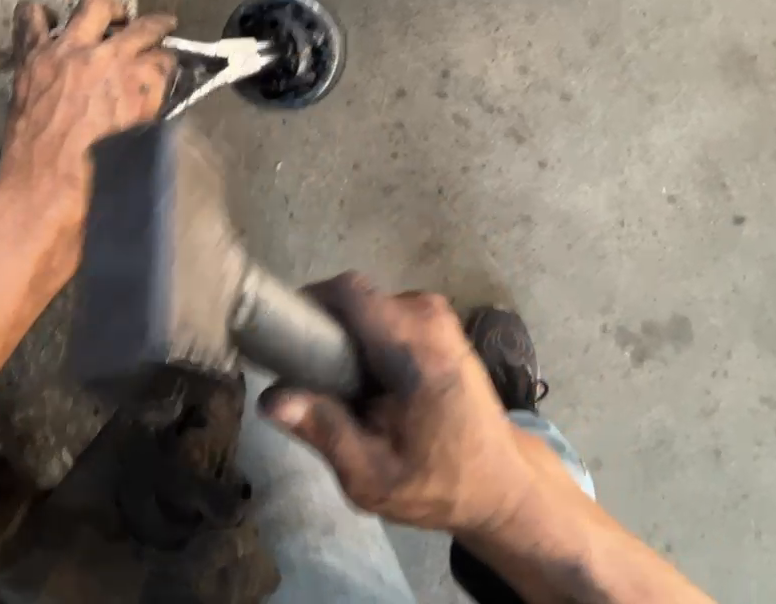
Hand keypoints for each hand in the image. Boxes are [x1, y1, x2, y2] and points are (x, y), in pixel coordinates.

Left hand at [0, 0, 176, 249]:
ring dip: (108, 10)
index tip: (168, 68)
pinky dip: (40, 16)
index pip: (167, 59)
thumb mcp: (140, 146)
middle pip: (143, 26)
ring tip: (109, 18)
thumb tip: (151, 97)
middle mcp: (108, 58)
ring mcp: (67, 52)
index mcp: (141, 84)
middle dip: (157, 26)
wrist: (41, 193)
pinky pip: (31, 17)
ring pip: (94, 4)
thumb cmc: (97, 184)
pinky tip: (49, 24)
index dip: (170, 63)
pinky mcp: (33, 57)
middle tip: (159, 28)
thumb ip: (149, 111)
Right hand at [259, 274, 540, 536]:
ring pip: (369, 303)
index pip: (350, 291)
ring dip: (349, 334)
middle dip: (328, 328)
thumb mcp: (374, 477)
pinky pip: (386, 310)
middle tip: (316, 376)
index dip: (311, 301)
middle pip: (355, 298)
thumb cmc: (441, 482)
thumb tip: (271, 399)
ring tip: (344, 382)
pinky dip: (370, 334)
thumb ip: (325, 432)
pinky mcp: (442, 320)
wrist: (505, 483)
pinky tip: (372, 377)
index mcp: (415, 350)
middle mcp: (429, 318)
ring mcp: (440, 314)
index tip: (288, 335)